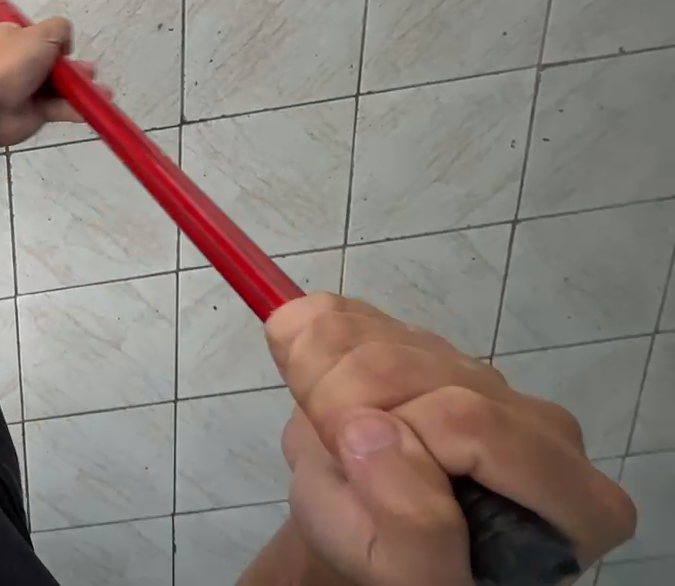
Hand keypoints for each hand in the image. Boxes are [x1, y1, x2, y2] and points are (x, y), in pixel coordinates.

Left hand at [0, 19, 100, 146]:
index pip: (40, 35)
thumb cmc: (12, 65)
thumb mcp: (39, 33)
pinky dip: (77, 107)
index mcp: (13, 37)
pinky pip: (61, 107)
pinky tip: (95, 107)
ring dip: (84, 88)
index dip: (56, 40)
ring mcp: (28, 86)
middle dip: (77, 67)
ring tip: (101, 92)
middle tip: (88, 72)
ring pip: (63, 85)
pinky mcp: (35, 110)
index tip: (63, 47)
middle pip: (57, 61)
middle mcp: (21, 60)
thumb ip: (59, 28)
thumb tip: (65, 44)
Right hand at [263, 293, 635, 585]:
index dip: (397, 435)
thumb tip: (371, 427)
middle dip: (338, 400)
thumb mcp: (406, 572)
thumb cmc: (389, 556)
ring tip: (324, 425)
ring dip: (314, 374)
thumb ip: (414, 521)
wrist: (357, 521)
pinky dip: (298, 341)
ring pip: (365, 332)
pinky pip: (333, 309)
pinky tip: (312, 382)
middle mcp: (533, 420)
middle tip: (334, 449)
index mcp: (570, 493)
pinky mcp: (407, 333)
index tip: (363, 468)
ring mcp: (468, 368)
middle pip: (409, 366)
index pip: (469, 419)